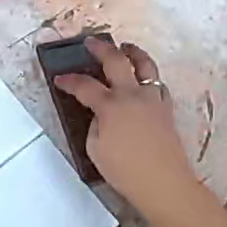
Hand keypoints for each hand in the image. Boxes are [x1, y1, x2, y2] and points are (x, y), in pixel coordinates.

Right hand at [53, 36, 208, 223]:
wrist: (164, 183)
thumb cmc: (125, 171)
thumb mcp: (95, 149)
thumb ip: (95, 124)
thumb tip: (101, 114)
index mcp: (111, 105)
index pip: (84, 86)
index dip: (69, 81)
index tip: (60, 79)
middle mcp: (132, 94)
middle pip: (116, 61)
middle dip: (100, 48)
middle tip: (91, 42)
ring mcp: (153, 99)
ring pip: (145, 65)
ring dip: (133, 52)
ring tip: (126, 47)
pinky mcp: (166, 108)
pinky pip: (158, 84)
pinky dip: (149, 76)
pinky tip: (145, 80)